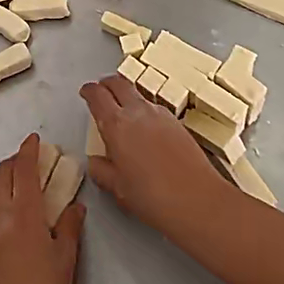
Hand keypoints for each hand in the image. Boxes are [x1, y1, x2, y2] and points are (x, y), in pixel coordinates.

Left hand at [0, 133, 84, 283]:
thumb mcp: (65, 260)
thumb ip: (69, 227)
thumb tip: (74, 208)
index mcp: (23, 214)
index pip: (23, 168)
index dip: (29, 149)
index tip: (34, 140)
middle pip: (1, 173)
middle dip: (15, 161)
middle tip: (31, 161)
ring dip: (1, 176)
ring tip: (18, 182)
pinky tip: (8, 209)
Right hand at [80, 75, 230, 238]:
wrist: (198, 200)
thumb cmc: (154, 197)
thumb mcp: (117, 188)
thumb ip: (101, 170)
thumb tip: (97, 163)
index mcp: (116, 124)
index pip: (97, 95)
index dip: (89, 91)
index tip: (85, 93)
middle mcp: (138, 112)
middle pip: (119, 83)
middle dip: (107, 83)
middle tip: (101, 90)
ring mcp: (160, 115)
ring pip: (138, 93)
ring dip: (128, 95)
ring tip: (124, 110)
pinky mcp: (178, 123)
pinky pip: (155, 107)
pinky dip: (145, 109)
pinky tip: (147, 127)